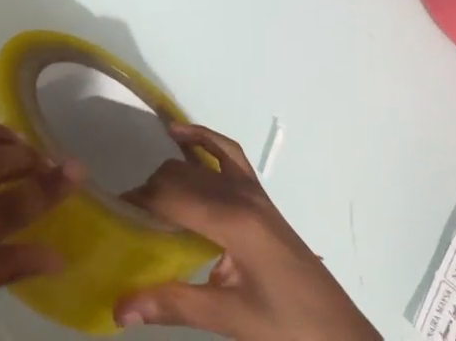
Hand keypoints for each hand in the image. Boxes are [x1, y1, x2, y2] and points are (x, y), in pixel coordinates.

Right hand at [116, 124, 378, 340]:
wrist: (343, 337)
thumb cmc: (288, 327)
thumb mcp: (230, 318)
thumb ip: (172, 305)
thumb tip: (117, 309)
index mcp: (232, 222)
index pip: (166, 197)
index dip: (134, 204)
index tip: (112, 220)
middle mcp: (239, 195)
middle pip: (175, 177)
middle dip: (146, 195)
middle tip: (130, 227)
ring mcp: (252, 192)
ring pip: (192, 165)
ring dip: (166, 177)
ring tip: (148, 207)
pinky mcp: (261, 197)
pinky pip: (227, 152)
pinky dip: (202, 137)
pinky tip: (177, 134)